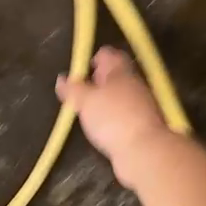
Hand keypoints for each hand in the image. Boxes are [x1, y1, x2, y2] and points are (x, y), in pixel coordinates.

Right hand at [55, 48, 175, 175]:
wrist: (144, 150)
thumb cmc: (112, 118)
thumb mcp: (85, 100)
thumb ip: (72, 89)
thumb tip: (62, 78)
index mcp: (121, 72)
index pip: (110, 55)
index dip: (96, 57)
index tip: (83, 67)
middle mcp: (134, 85)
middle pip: (116, 75)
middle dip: (99, 80)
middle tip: (83, 87)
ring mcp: (141, 106)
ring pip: (120, 96)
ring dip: (106, 100)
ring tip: (88, 108)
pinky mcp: (142, 125)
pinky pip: (123, 114)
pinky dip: (112, 116)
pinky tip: (102, 126)